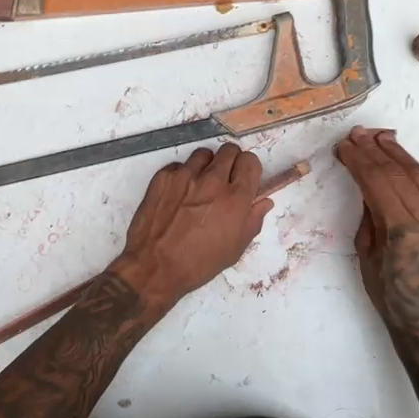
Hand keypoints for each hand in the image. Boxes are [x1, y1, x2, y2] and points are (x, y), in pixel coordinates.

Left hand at [107, 144, 273, 312]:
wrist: (154, 267)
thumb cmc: (199, 264)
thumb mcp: (235, 249)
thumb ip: (252, 220)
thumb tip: (264, 201)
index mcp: (235, 199)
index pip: (250, 161)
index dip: (248, 169)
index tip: (243, 179)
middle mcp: (212, 181)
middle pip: (229, 150)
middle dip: (230, 162)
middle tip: (224, 179)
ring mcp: (185, 175)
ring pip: (204, 154)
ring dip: (206, 166)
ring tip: (200, 185)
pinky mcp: (163, 176)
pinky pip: (179, 165)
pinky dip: (183, 175)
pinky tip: (179, 194)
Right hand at [336, 128, 418, 340]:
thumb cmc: (388, 294)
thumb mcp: (366, 253)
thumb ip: (369, 215)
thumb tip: (367, 185)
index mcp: (401, 231)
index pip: (377, 182)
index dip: (359, 160)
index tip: (344, 146)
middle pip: (399, 173)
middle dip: (375, 150)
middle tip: (357, 134)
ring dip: (397, 153)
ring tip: (379, 137)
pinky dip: (415, 170)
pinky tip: (402, 159)